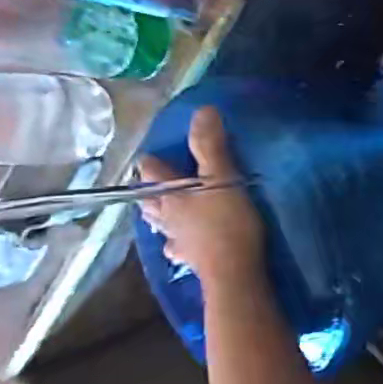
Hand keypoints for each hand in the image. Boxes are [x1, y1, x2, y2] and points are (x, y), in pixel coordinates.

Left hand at [136, 107, 263, 282]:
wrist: (234, 273)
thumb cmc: (227, 222)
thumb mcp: (223, 178)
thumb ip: (211, 146)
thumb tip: (202, 110)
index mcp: (170, 194)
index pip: (150, 170)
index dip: (152, 160)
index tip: (159, 152)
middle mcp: (165, 217)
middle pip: (148, 198)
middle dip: (151, 188)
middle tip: (161, 180)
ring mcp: (175, 240)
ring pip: (159, 224)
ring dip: (161, 215)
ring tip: (168, 210)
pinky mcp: (190, 259)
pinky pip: (176, 247)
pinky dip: (178, 242)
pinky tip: (183, 243)